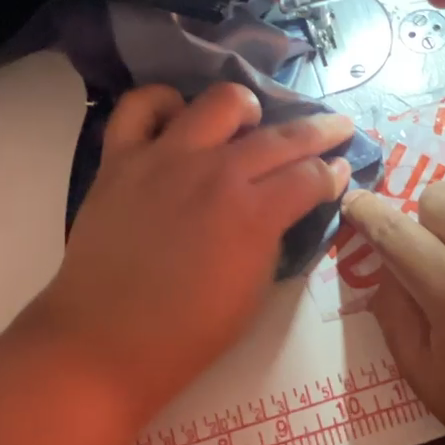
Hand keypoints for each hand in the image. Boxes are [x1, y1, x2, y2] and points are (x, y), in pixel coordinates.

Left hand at [0, 83, 354, 444]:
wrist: (102, 343)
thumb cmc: (187, 333)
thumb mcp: (253, 292)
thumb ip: (273, 237)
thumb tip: (285, 205)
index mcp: (253, 214)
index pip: (311, 176)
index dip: (334, 173)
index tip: (341, 171)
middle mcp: (215, 172)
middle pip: (282, 135)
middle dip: (321, 130)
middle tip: (336, 128)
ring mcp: (164, 158)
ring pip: (220, 100)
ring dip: (246, 108)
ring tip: (249, 123)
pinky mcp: (121, 158)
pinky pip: (141, 106)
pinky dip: (163, 104)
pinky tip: (178, 119)